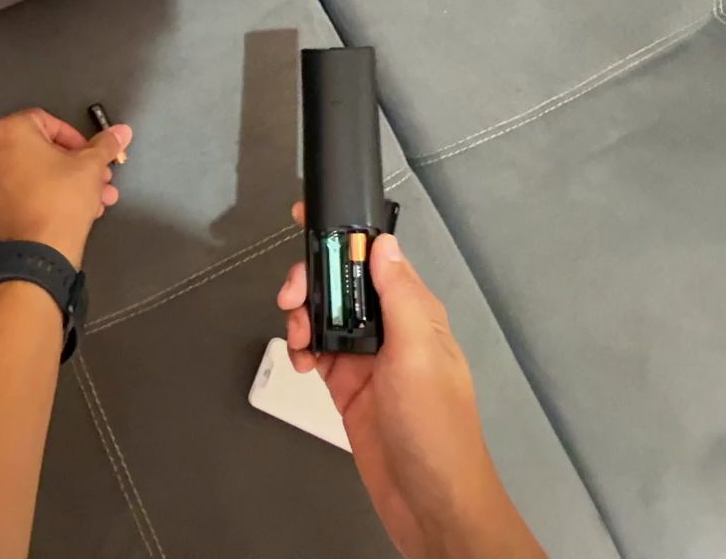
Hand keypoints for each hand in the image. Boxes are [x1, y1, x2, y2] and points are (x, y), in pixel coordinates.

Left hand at [0, 109, 131, 267]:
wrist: (37, 254)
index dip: (76, 137)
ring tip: (100, 199)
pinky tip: (80, 212)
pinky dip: (49, 196)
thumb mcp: (91, 166)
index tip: (93, 154)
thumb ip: (106, 145)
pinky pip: (26, 192)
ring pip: (38, 173)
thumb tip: (122, 130)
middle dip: (78, 164)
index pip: (48, 121)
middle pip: (44, 149)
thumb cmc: (62, 197)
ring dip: (70, 182)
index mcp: (11, 132)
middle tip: (102, 178)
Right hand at [277, 204, 543, 558]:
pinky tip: (302, 362)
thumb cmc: (435, 427)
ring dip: (301, 317)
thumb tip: (384, 243)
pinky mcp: (346, 383)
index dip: (342, 236)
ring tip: (297, 339)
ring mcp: (366, 355)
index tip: (307, 221)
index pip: (375, 257)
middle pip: (340, 283)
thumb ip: (400, 295)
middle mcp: (389, 327)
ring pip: (322, 314)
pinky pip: (315, 350)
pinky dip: (300, 350)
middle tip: (291, 298)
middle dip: (311, 282)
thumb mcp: (419, 354)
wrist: (429, 504)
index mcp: (413, 310)